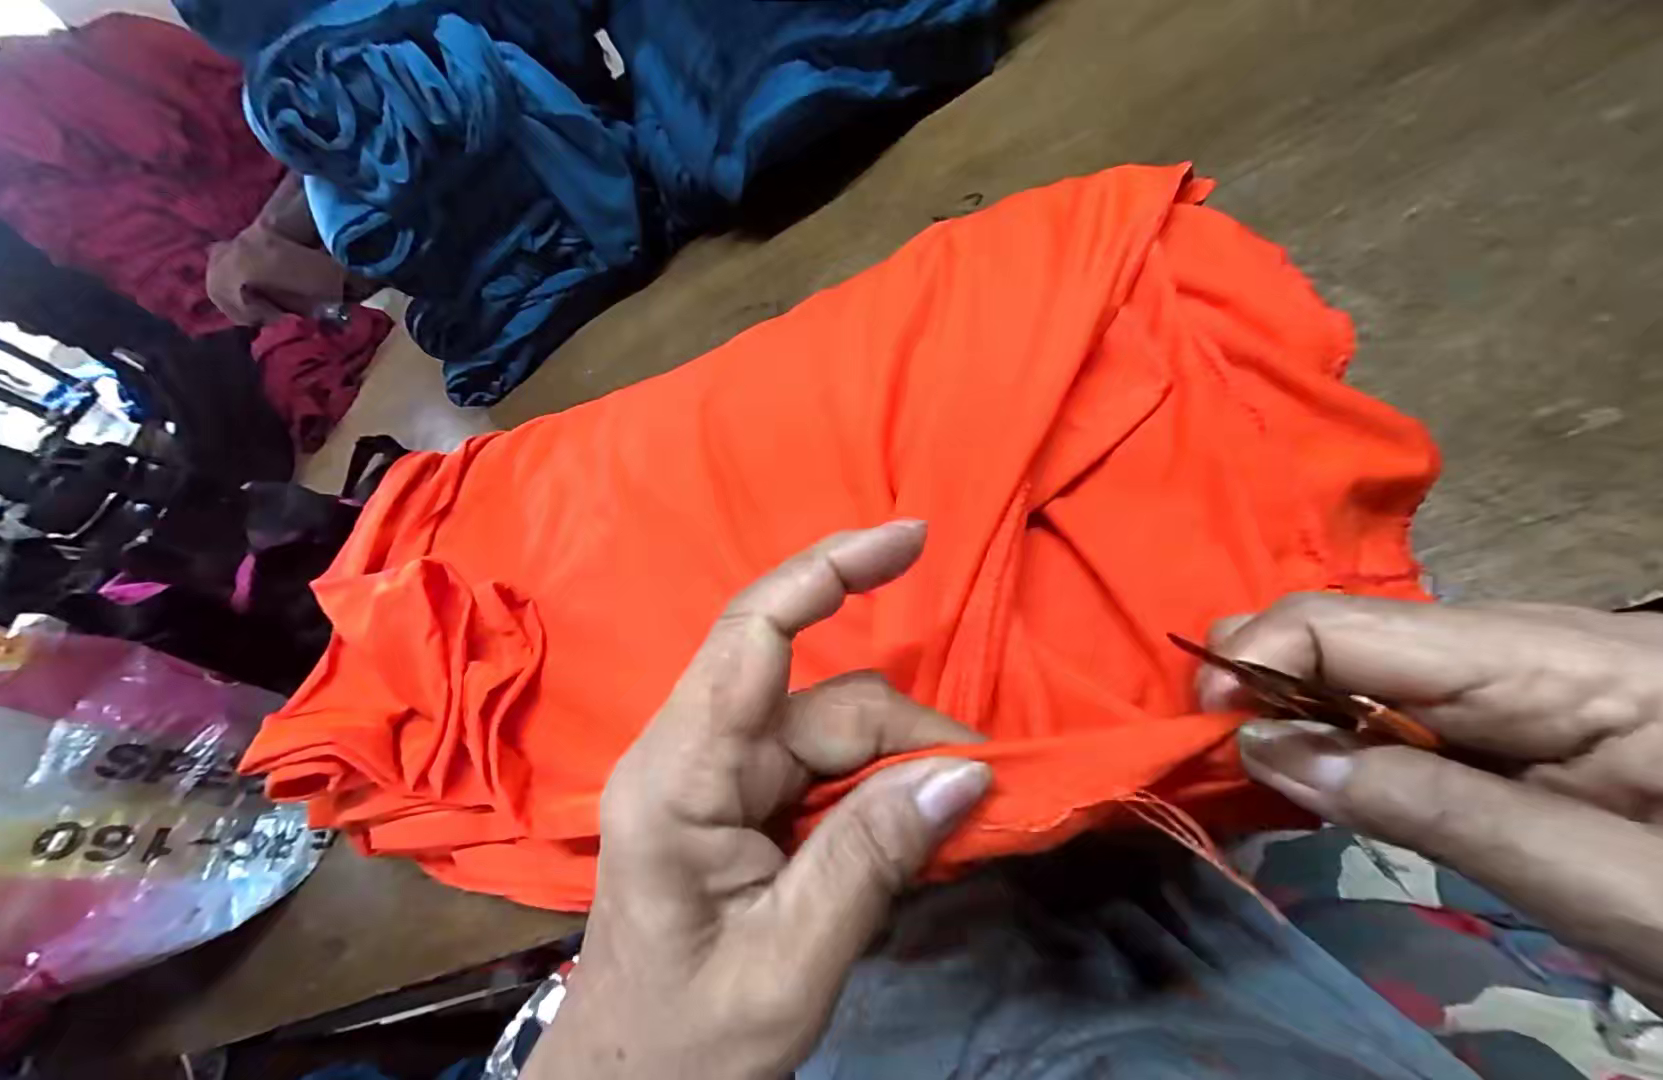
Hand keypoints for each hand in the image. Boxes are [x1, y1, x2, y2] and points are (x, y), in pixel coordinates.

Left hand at [524, 521, 990, 1079]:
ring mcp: (725, 768)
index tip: (912, 538)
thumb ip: (872, 860)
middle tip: (980, 794)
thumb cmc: (685, 1044)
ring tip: (948, 826)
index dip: (832, 569)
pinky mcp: (747, 792)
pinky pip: (833, 762)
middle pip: (831, 703)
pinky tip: (911, 824)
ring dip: (902, 769)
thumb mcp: (790, 965)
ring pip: (842, 731)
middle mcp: (700, 748)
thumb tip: (965, 771)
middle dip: (910, 739)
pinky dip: (882, 785)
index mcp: (682, 774)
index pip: (757, 631)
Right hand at [1205, 595, 1662, 1077]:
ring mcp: (1540, 670)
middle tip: (1223, 741)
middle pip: (1359, 629)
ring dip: (1297, 704)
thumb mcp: (1644, 909)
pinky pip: (1395, 697)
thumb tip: (1272, 751)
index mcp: (1598, 668)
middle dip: (1270, 674)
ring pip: (1366, 659)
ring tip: (1263, 759)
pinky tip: (1325, 764)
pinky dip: (1338, 727)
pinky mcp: (1524, 708)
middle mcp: (1556, 642)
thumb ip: (1443, 813)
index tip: (1206, 717)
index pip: (1374, 626)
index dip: (1268, 654)